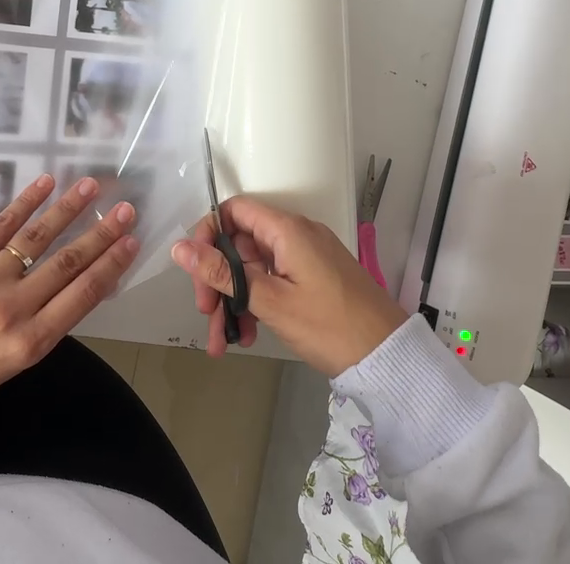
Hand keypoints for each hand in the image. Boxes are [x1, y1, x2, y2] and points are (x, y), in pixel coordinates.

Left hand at [0, 174, 138, 392]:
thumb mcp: (26, 354)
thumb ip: (58, 317)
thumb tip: (95, 276)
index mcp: (33, 339)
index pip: (83, 294)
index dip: (111, 265)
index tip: (132, 241)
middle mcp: (14, 307)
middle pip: (67, 262)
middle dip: (101, 234)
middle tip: (125, 210)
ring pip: (37, 237)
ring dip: (68, 209)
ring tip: (92, 187)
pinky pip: (2, 225)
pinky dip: (26, 202)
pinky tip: (47, 184)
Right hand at [171, 196, 406, 375]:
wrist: (389, 358)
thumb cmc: (330, 326)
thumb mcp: (270, 302)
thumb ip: (223, 274)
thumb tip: (180, 247)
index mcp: (287, 230)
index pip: (233, 211)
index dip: (209, 235)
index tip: (197, 270)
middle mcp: (296, 235)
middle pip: (240, 244)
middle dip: (218, 279)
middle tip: (207, 314)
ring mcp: (306, 258)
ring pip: (254, 269)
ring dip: (234, 300)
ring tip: (224, 339)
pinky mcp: (314, 278)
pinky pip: (273, 282)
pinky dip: (257, 304)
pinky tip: (249, 335)